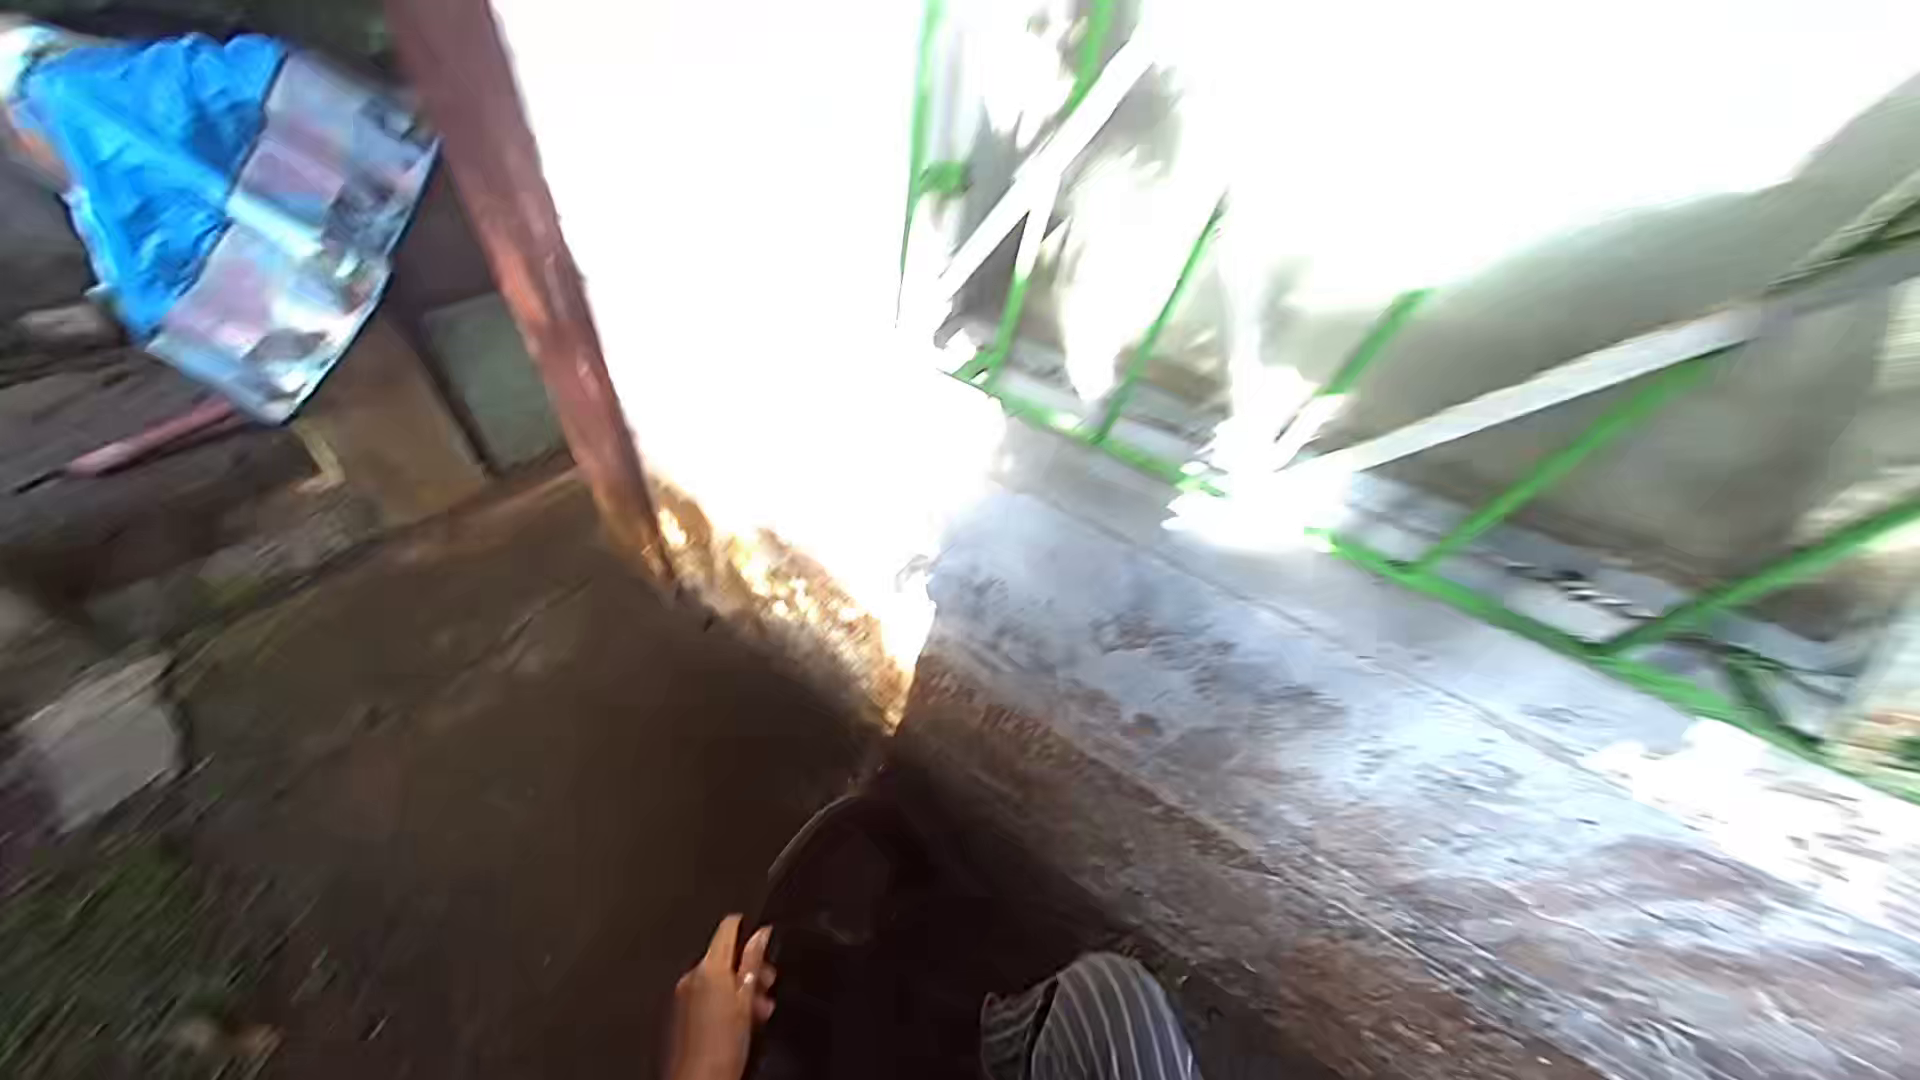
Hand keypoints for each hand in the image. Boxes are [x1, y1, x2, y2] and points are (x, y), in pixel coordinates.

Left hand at [666, 915, 776, 1079]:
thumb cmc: (723, 1046)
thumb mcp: (747, 998)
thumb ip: (754, 960)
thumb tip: (761, 934)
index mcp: (710, 967)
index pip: (727, 927)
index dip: (745, 926)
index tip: (759, 935)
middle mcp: (692, 976)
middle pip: (724, 954)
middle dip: (748, 965)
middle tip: (766, 982)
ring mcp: (683, 995)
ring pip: (717, 975)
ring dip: (738, 984)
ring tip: (756, 1007)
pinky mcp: (680, 1014)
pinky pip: (705, 992)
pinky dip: (723, 997)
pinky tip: (739, 1017)